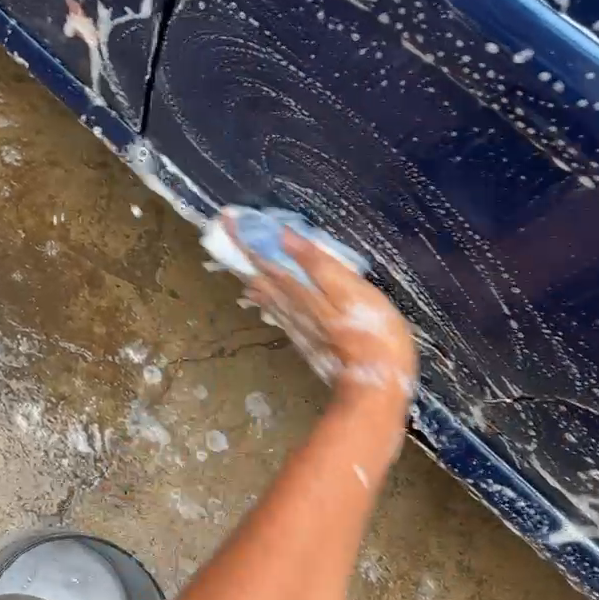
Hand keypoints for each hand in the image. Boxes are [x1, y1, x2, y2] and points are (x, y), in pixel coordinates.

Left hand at [230, 213, 417, 403]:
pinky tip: (256, 294)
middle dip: (240, 251)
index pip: (261, 256)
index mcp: (294, 288)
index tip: (226, 216)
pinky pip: (272, 307)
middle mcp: (286, 304)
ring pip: (261, 290)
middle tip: (225, 232)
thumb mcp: (348, 290)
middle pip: (255, 273)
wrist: (373, 383)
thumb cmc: (370, 333)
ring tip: (234, 257)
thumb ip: (316, 262)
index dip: (244, 236)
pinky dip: (261, 295)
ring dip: (247, 271)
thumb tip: (283, 235)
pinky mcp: (301, 334)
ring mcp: (292, 321)